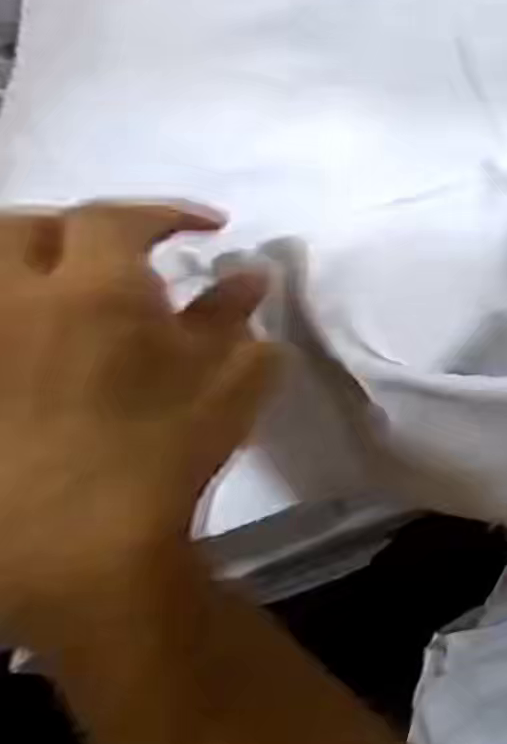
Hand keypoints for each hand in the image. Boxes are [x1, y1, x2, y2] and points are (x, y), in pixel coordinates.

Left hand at [0, 203, 276, 642]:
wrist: (71, 531)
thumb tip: (246, 274)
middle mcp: (12, 302)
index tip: (209, 226)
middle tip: (129, 247)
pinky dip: (14, 307)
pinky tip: (42, 331)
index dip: (165, 212)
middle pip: (19, 227)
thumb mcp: (235, 373)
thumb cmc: (171, 441)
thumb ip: (233, 314)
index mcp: (96, 293)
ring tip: (71, 283)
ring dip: (29, 260)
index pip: (115, 219)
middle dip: (77, 226)